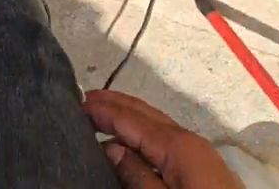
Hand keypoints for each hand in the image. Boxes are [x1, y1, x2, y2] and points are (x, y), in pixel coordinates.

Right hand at [84, 90, 243, 188]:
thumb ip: (136, 176)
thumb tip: (111, 148)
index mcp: (177, 145)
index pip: (130, 118)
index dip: (102, 110)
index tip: (74, 104)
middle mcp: (188, 140)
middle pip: (143, 111)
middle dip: (113, 104)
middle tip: (82, 101)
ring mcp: (199, 153)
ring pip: (155, 122)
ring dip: (127, 116)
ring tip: (100, 116)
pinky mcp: (204, 167)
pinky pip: (165, 137)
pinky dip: (142, 131)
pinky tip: (130, 141)